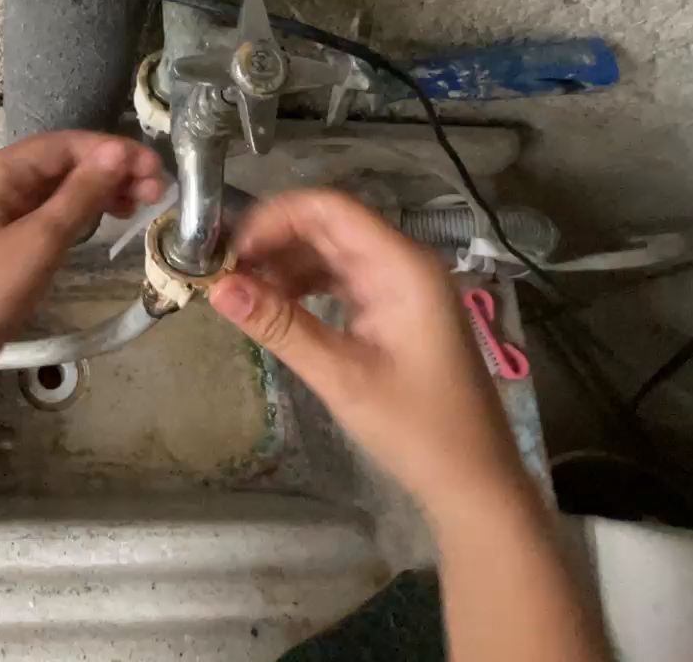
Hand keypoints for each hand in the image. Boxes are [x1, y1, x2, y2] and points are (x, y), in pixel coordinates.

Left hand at [0, 131, 165, 365]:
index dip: (114, 152)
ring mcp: (5, 204)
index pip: (67, 144)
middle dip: (113, 170)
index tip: (155, 168)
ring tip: (145, 203)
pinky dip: (86, 208)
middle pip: (66, 161)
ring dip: (104, 189)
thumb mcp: (43, 239)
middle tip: (158, 190)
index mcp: (1, 169)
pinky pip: (55, 207)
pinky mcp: (12, 231)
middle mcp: (2, 177)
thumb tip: (120, 153)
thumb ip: (82, 193)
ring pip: (64, 184)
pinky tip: (113, 215)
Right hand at [206, 189, 528, 518]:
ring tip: (240, 289)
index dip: (274, 218)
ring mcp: (396, 286)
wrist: (475, 484)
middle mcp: (400, 263)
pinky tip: (272, 305)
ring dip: (282, 264)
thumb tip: (217, 287)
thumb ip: (279, 325)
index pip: (329, 209)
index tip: (231, 249)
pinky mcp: (389, 309)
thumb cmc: (418, 429)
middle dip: (272, 241)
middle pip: (325, 227)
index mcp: (401, 266)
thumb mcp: (341, 376)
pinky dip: (301, 286)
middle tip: (224, 268)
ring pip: (327, 252)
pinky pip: (337, 279)